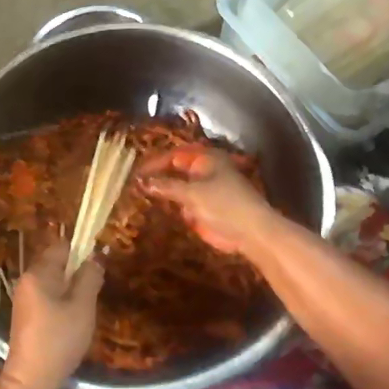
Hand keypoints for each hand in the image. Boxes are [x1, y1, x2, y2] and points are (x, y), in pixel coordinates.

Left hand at [0, 237, 103, 388]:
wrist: (32, 378)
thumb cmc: (59, 339)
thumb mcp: (82, 307)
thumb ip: (89, 278)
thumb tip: (95, 257)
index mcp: (38, 273)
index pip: (60, 246)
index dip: (81, 249)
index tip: (99, 263)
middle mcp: (27, 280)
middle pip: (55, 263)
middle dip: (77, 270)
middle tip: (96, 286)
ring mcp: (23, 297)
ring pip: (52, 281)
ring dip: (70, 287)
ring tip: (87, 304)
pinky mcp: (25, 314)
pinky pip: (46, 296)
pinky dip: (61, 300)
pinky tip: (72, 318)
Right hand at [139, 146, 280, 255]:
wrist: (252, 233)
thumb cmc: (224, 205)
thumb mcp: (191, 193)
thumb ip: (165, 186)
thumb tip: (141, 182)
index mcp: (206, 159)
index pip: (174, 155)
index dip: (155, 163)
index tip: (137, 174)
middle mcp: (206, 170)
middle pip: (176, 169)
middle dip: (157, 176)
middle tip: (136, 184)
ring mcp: (207, 190)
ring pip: (179, 186)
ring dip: (163, 191)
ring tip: (141, 197)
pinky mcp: (207, 208)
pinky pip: (184, 203)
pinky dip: (172, 206)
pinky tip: (158, 210)